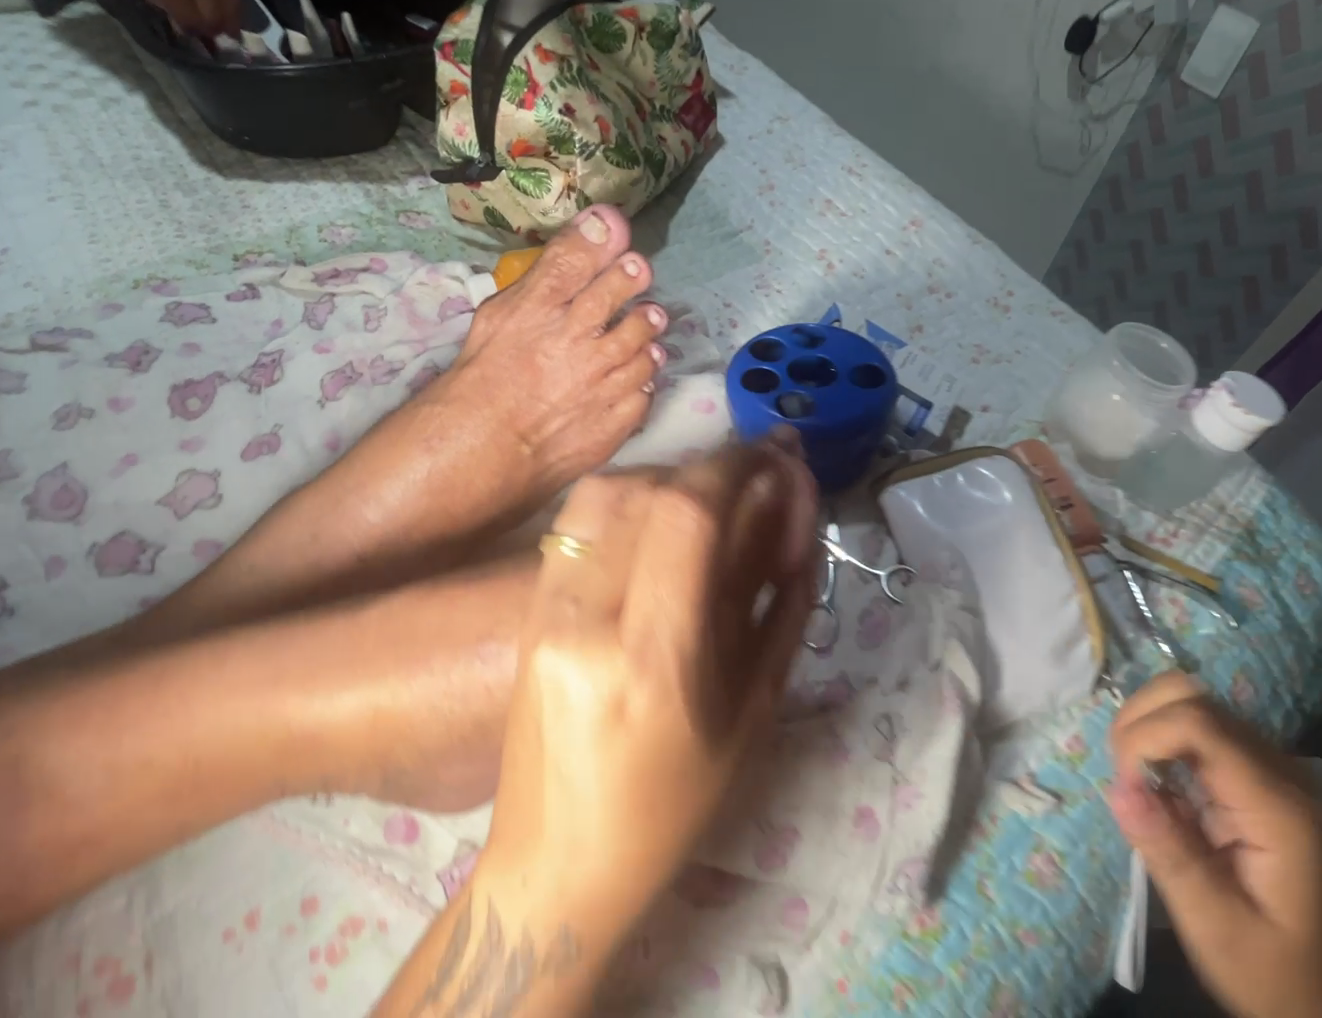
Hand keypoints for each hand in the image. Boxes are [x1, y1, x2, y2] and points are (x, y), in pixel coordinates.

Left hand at [481, 433, 818, 911]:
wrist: (559, 862)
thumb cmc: (675, 807)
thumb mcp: (751, 713)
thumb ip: (780, 604)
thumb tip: (795, 517)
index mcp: (654, 660)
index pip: (689, 515)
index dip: (741, 467)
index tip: (780, 458)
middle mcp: (586, 621)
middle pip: (647, 490)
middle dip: (714, 466)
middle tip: (760, 472)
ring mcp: (543, 613)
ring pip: (605, 494)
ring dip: (669, 477)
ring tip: (713, 499)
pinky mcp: (526, 612)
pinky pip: (579, 524)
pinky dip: (631, 501)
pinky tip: (665, 524)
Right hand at [1105, 673, 1321, 1017]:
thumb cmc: (1275, 974)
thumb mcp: (1215, 930)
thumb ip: (1170, 856)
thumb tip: (1117, 788)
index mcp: (1277, 806)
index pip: (1197, 722)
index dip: (1143, 738)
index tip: (1124, 790)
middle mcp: (1279, 770)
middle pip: (1191, 697)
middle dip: (1138, 726)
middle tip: (1125, 785)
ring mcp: (1269, 767)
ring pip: (1189, 703)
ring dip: (1145, 732)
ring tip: (1135, 788)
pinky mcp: (1254, 774)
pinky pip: (1196, 730)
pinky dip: (1158, 745)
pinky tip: (1156, 792)